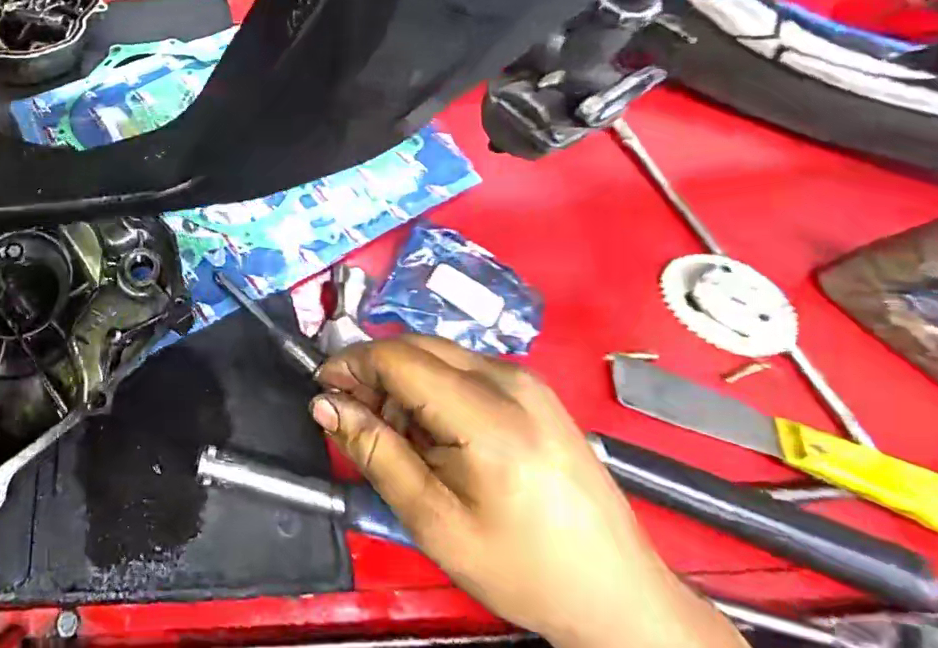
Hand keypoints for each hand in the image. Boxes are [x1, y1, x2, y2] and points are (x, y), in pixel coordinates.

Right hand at [311, 336, 742, 647]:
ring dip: (403, 380)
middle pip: (418, 346)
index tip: (322, 389)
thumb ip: (376, 453)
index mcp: (487, 414)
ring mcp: (527, 379)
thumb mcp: (435, 521)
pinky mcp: (535, 389)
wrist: (616, 591)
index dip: (351, 364)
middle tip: (352, 417)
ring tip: (395, 436)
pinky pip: (467, 369)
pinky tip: (434, 432)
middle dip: (374, 371)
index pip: (400, 358)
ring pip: (441, 354)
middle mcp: (509, 378)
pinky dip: (434, 387)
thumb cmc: (522, 567)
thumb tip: (326, 405)